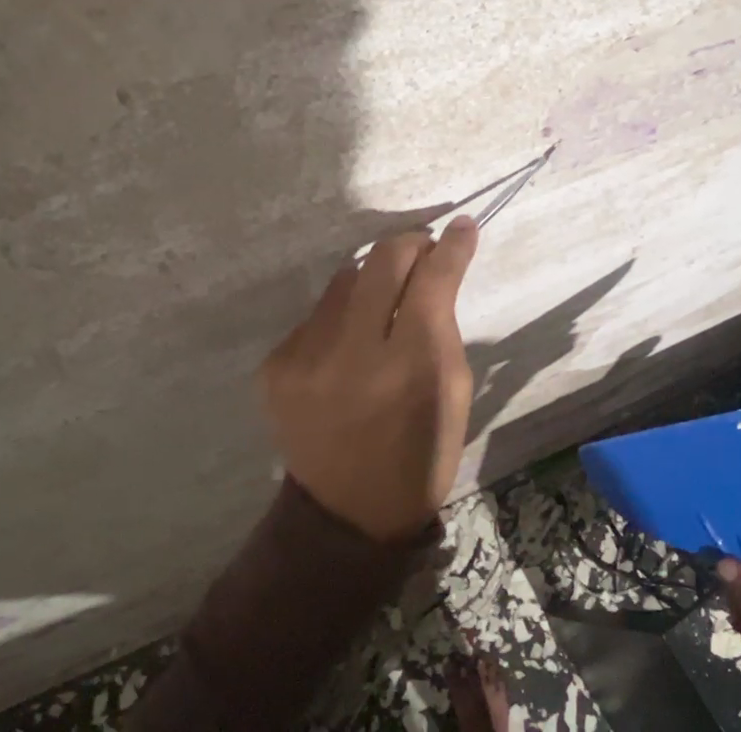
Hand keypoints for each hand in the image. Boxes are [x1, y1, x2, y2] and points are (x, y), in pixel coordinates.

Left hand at [261, 217, 478, 541]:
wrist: (346, 513)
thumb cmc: (420, 455)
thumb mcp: (454, 394)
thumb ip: (443, 328)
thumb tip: (438, 271)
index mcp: (410, 365)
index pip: (432, 279)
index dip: (453, 246)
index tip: (463, 226)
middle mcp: (352, 352)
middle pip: (382, 260)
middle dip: (410, 245)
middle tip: (425, 252)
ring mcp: (305, 356)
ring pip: (345, 280)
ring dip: (372, 282)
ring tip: (384, 308)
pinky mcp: (276, 364)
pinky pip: (318, 315)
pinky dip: (341, 319)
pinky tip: (349, 349)